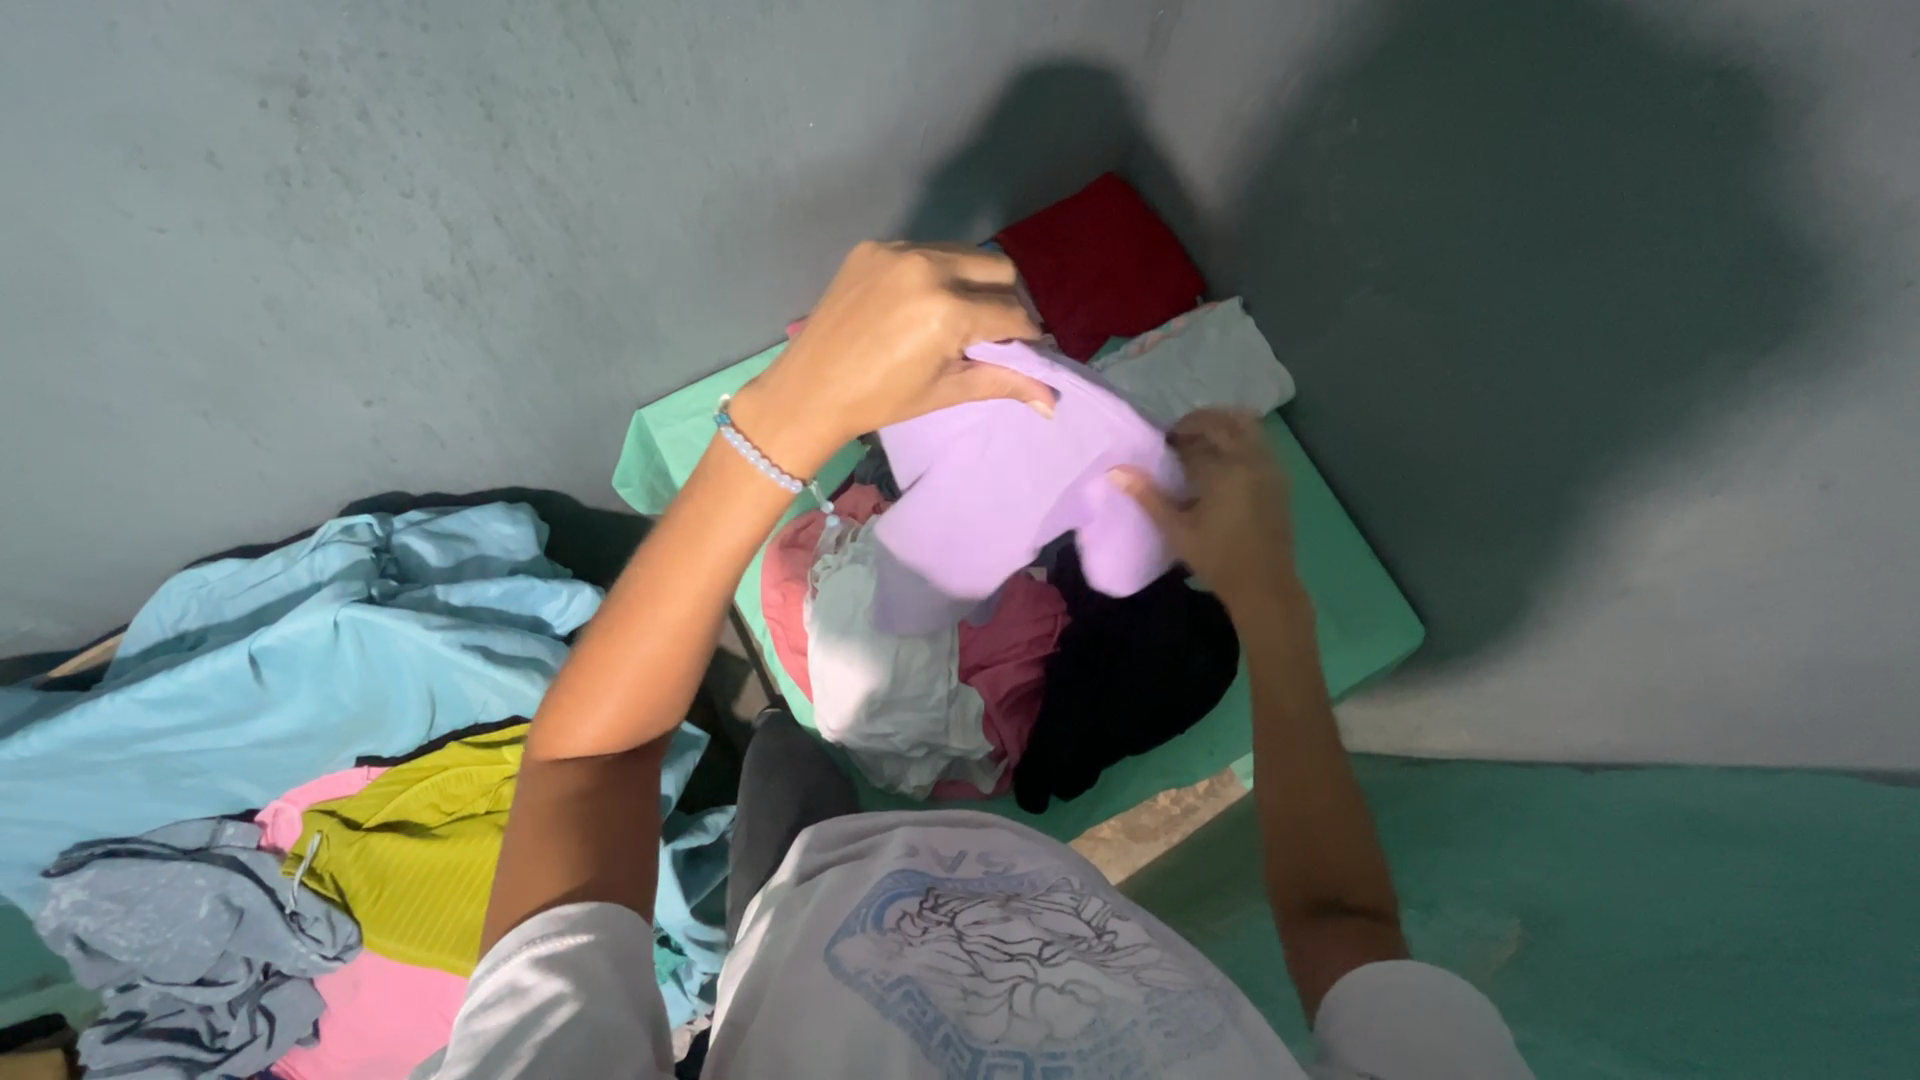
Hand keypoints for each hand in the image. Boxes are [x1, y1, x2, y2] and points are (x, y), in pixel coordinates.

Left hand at [727, 241, 1048, 477]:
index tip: (1028, 349)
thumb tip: (1052, 400)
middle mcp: (927, 268)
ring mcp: (897, 251)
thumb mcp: (945, 391)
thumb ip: (1003, 382)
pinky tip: (925, 303)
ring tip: (963, 316)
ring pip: (965, 253)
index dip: (1027, 336)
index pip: (1012, 314)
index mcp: (947, 311)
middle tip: (996, 332)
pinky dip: (939, 272)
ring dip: (976, 282)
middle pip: (1000, 269)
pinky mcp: (874, 246)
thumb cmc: (880, 400)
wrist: (811, 389)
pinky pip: (927, 250)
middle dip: (1009, 301)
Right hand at [1112, 409, 1301, 611]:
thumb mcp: (1175, 529)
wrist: (1264, 585)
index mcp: (1224, 470)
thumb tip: (1115, 471)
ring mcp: (1270, 467)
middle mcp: (1250, 459)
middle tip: (1176, 440)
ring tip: (1199, 446)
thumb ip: (1147, 496)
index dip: (1173, 438)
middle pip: (1223, 421)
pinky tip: (1221, 464)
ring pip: (1245, 426)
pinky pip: (1258, 442)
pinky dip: (1237, 439)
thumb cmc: (1216, 559)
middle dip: (1197, 423)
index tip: (1159, 447)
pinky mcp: (1279, 478)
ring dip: (1220, 426)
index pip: (1194, 438)